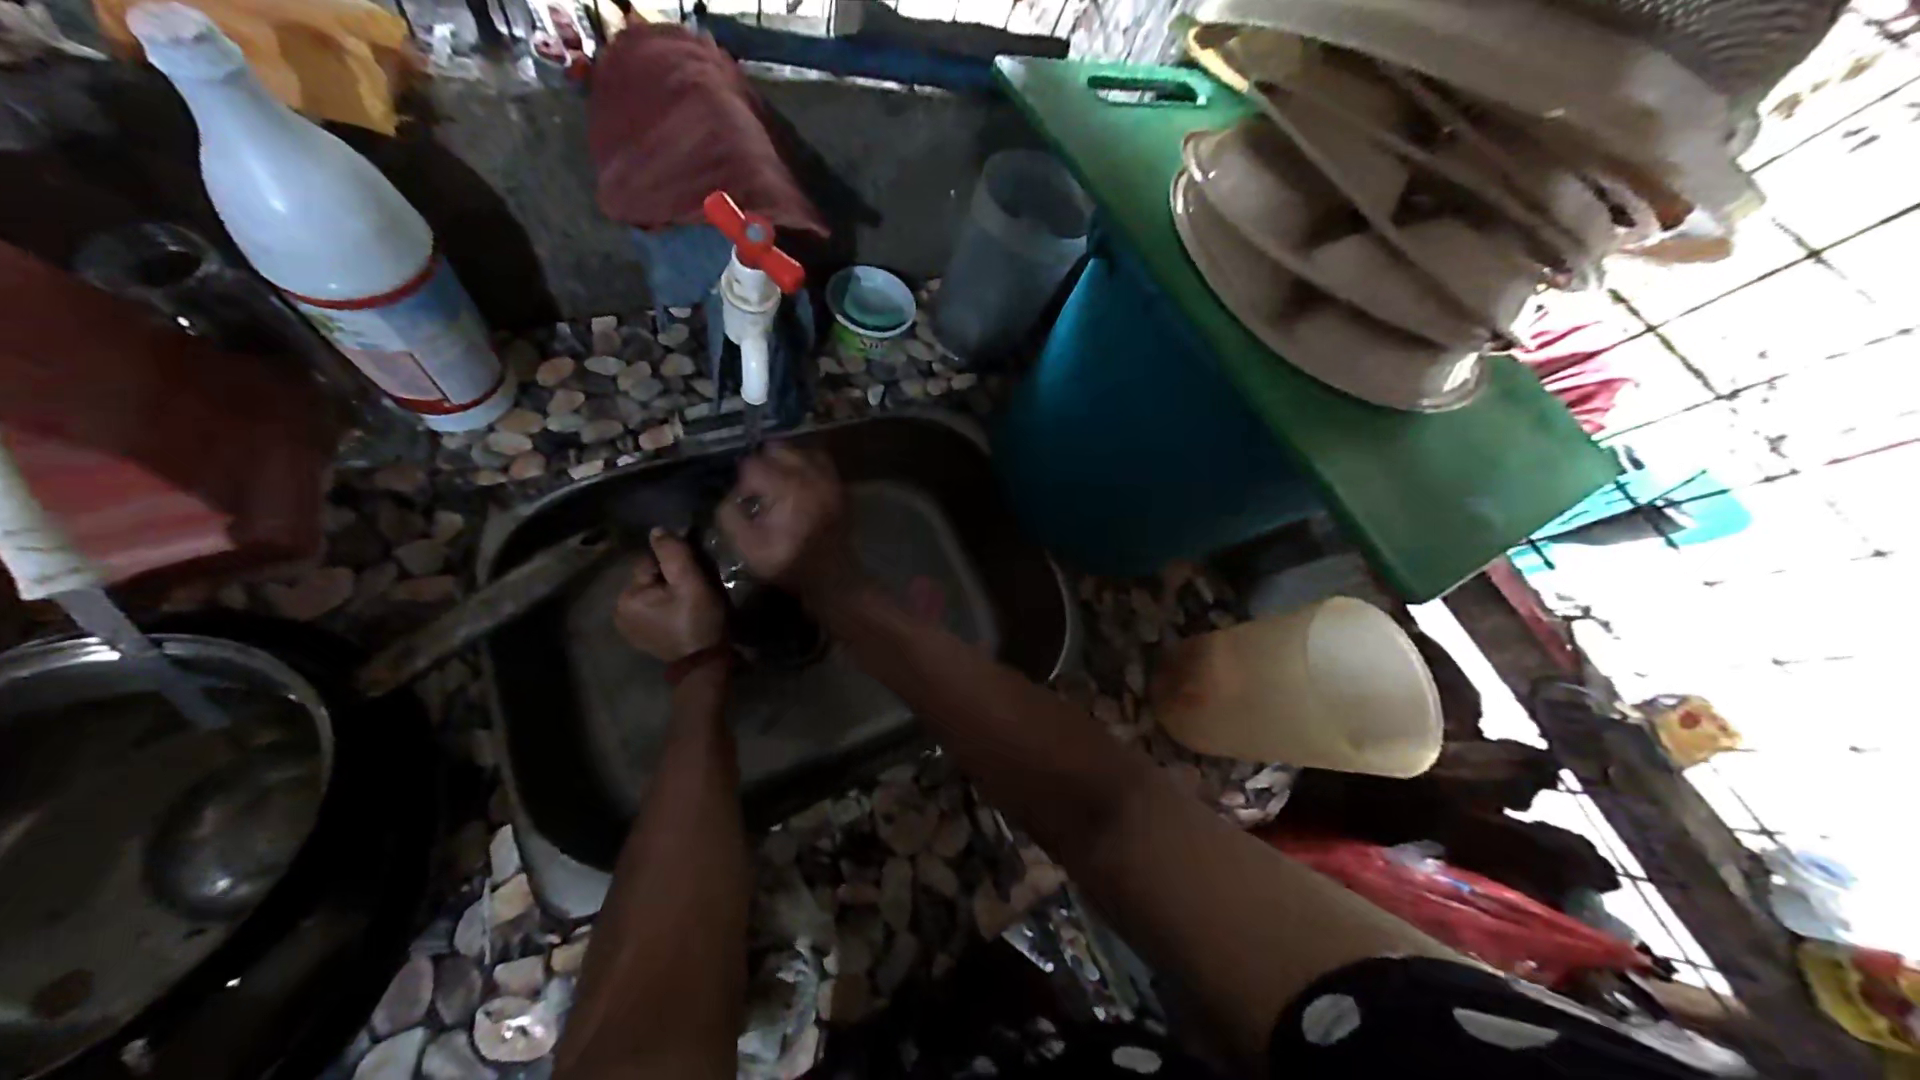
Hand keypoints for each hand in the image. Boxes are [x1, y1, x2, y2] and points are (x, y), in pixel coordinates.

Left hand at [615, 529, 725, 661]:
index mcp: (627, 596)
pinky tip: (681, 618)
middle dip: (669, 580)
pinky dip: (665, 610)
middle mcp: (618, 610)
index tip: (694, 577)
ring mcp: (627, 627)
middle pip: (649, 579)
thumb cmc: (699, 621)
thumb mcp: (691, 583)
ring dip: (668, 595)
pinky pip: (652, 611)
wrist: (704, 664)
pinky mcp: (639, 638)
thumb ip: (673, 553)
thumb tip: (656, 530)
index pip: (650, 562)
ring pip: (651, 594)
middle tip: (694, 593)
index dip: (675, 565)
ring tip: (689, 606)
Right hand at [717, 443, 858, 596]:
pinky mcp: (839, 485)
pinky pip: (819, 460)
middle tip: (757, 487)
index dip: (742, 481)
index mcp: (786, 486)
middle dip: (761, 464)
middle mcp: (809, 474)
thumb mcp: (746, 545)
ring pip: (799, 450)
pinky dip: (805, 464)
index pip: (751, 464)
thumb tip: (727, 494)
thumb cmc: (787, 562)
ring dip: (784, 461)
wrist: (829, 575)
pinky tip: (797, 481)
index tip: (743, 498)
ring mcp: (828, 477)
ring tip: (776, 481)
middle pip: (776, 448)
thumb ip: (729, 514)